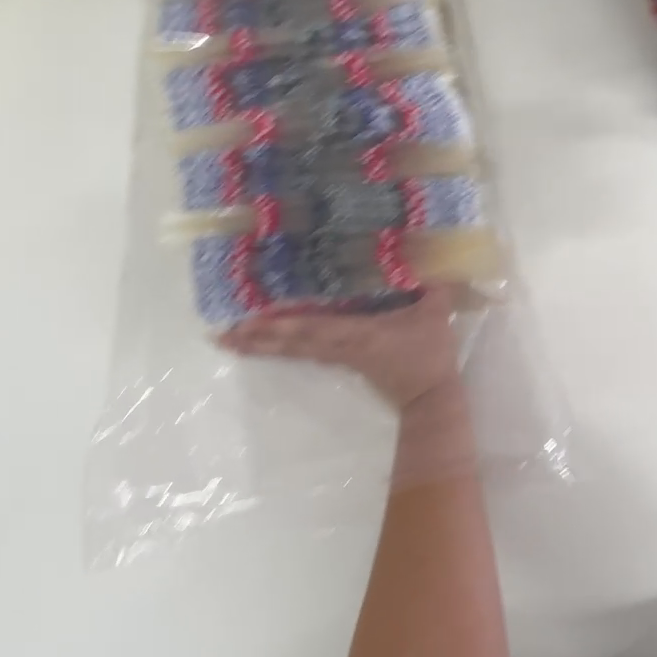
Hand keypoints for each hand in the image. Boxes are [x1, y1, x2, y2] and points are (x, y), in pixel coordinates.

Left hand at [220, 289, 460, 409]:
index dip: (283, 324)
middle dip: (257, 338)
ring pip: (294, 349)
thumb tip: (431, 259)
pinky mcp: (345, 362)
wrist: (429, 397)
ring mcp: (340, 356)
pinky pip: (305, 352)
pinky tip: (265, 344)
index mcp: (359, 332)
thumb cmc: (429, 355)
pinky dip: (281, 347)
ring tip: (228, 340)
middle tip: (220, 335)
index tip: (252, 320)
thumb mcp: (436, 315)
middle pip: (293, 341)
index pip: (315, 326)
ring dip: (261, 346)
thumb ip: (434, 286)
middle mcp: (341, 345)